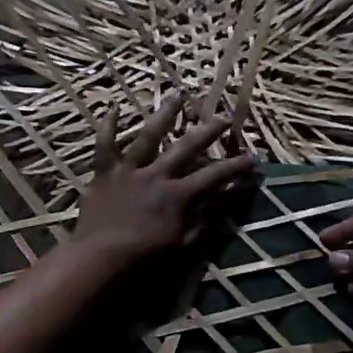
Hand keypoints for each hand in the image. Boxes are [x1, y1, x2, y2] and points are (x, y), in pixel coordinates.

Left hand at [74, 93, 255, 263]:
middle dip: (208, 131)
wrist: (99, 257)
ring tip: (178, 95)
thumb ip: (202, 220)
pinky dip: (108, 125)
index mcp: (177, 195)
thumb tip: (222, 202)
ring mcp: (129, 170)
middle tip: (223, 117)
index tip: (252, 158)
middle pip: (186, 148)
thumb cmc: (142, 256)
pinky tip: (114, 106)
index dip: (234, 167)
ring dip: (165, 114)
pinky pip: (104, 145)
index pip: (213, 177)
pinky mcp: (105, 172)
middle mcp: (156, 175)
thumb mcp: (180, 243)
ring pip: (149, 136)